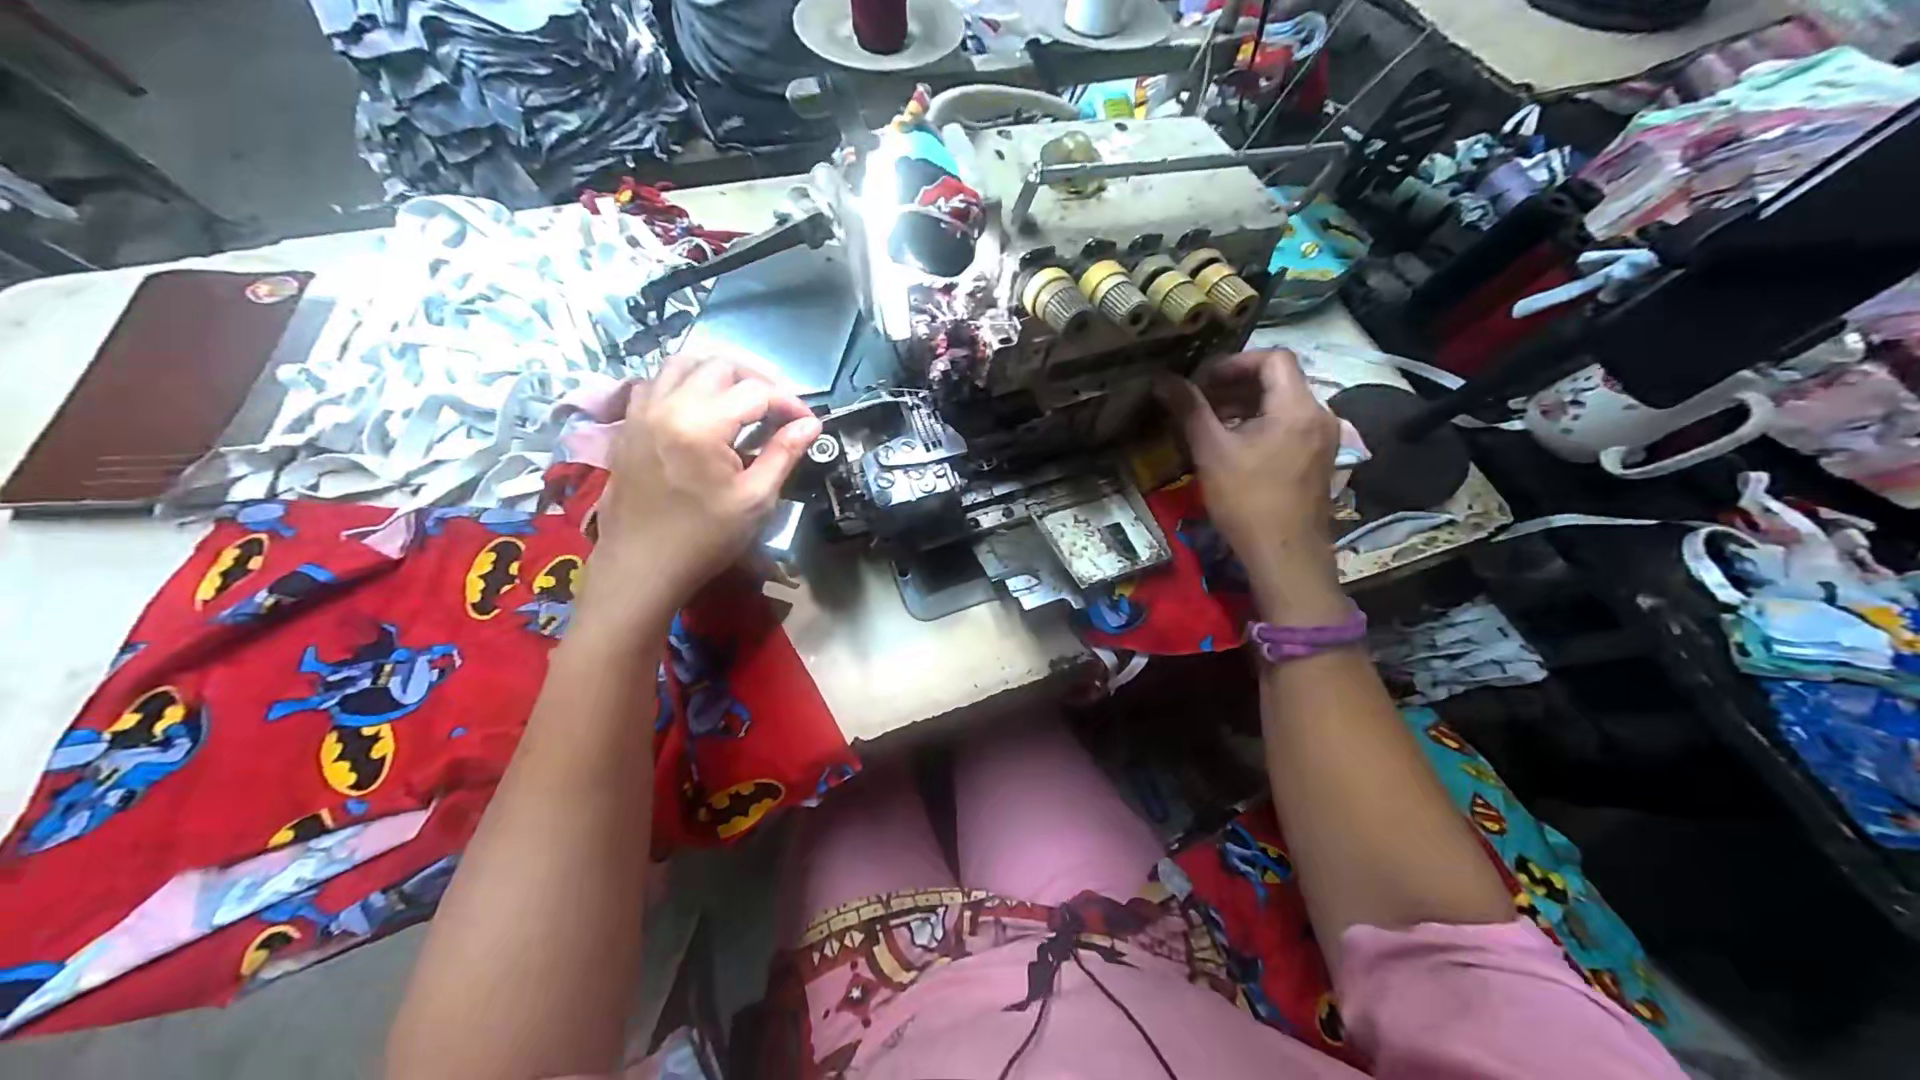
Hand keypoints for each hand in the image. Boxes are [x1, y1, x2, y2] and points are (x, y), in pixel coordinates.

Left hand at [591, 354, 821, 612]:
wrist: (642, 565)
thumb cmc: (704, 539)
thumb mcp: (755, 499)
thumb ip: (783, 453)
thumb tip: (810, 424)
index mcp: (701, 425)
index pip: (756, 391)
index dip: (789, 401)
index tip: (808, 422)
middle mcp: (668, 406)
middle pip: (719, 365)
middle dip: (757, 378)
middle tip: (780, 405)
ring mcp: (642, 412)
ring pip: (683, 363)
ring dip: (718, 373)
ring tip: (742, 397)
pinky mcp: (628, 424)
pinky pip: (656, 382)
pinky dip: (683, 383)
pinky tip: (700, 406)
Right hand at [1156, 349, 1347, 621]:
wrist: (1284, 556)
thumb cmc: (1247, 501)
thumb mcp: (1211, 451)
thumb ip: (1190, 409)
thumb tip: (1163, 379)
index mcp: (1298, 407)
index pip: (1273, 358)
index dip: (1235, 362)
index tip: (1203, 381)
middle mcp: (1320, 415)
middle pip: (1280, 380)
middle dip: (1237, 384)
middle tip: (1200, 401)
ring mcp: (1324, 439)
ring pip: (1284, 404)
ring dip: (1247, 405)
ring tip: (1211, 423)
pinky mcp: (1319, 460)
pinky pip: (1290, 426)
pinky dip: (1262, 424)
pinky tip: (1234, 446)